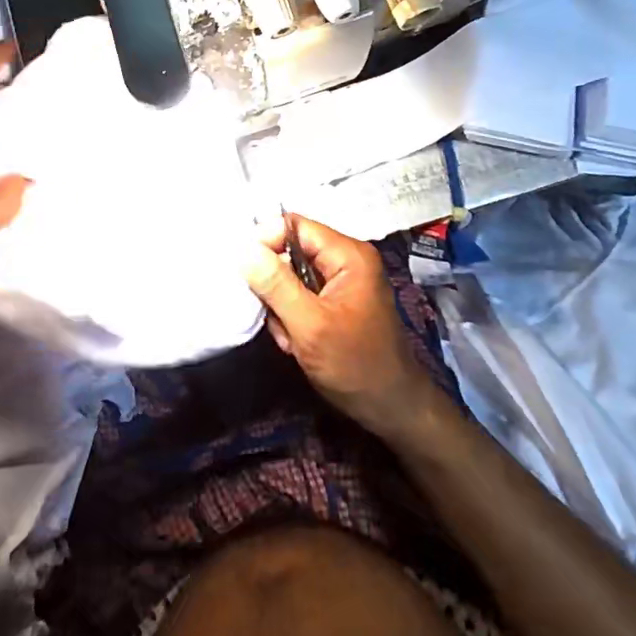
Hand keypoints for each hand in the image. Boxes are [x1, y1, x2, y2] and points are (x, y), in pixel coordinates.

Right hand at [243, 215, 445, 440]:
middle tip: (276, 315)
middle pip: (289, 251)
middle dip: (274, 284)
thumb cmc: (355, 365)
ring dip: (281, 307)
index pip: (294, 226)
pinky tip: (297, 343)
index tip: (248, 273)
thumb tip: (244, 249)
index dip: (267, 242)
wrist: (390, 409)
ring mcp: (340, 284)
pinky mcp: (333, 304)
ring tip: (291, 336)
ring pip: (289, 277)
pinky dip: (291, 318)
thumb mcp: (310, 325)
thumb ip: (276, 284)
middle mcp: (345, 261)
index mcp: (348, 255)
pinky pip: (299, 297)